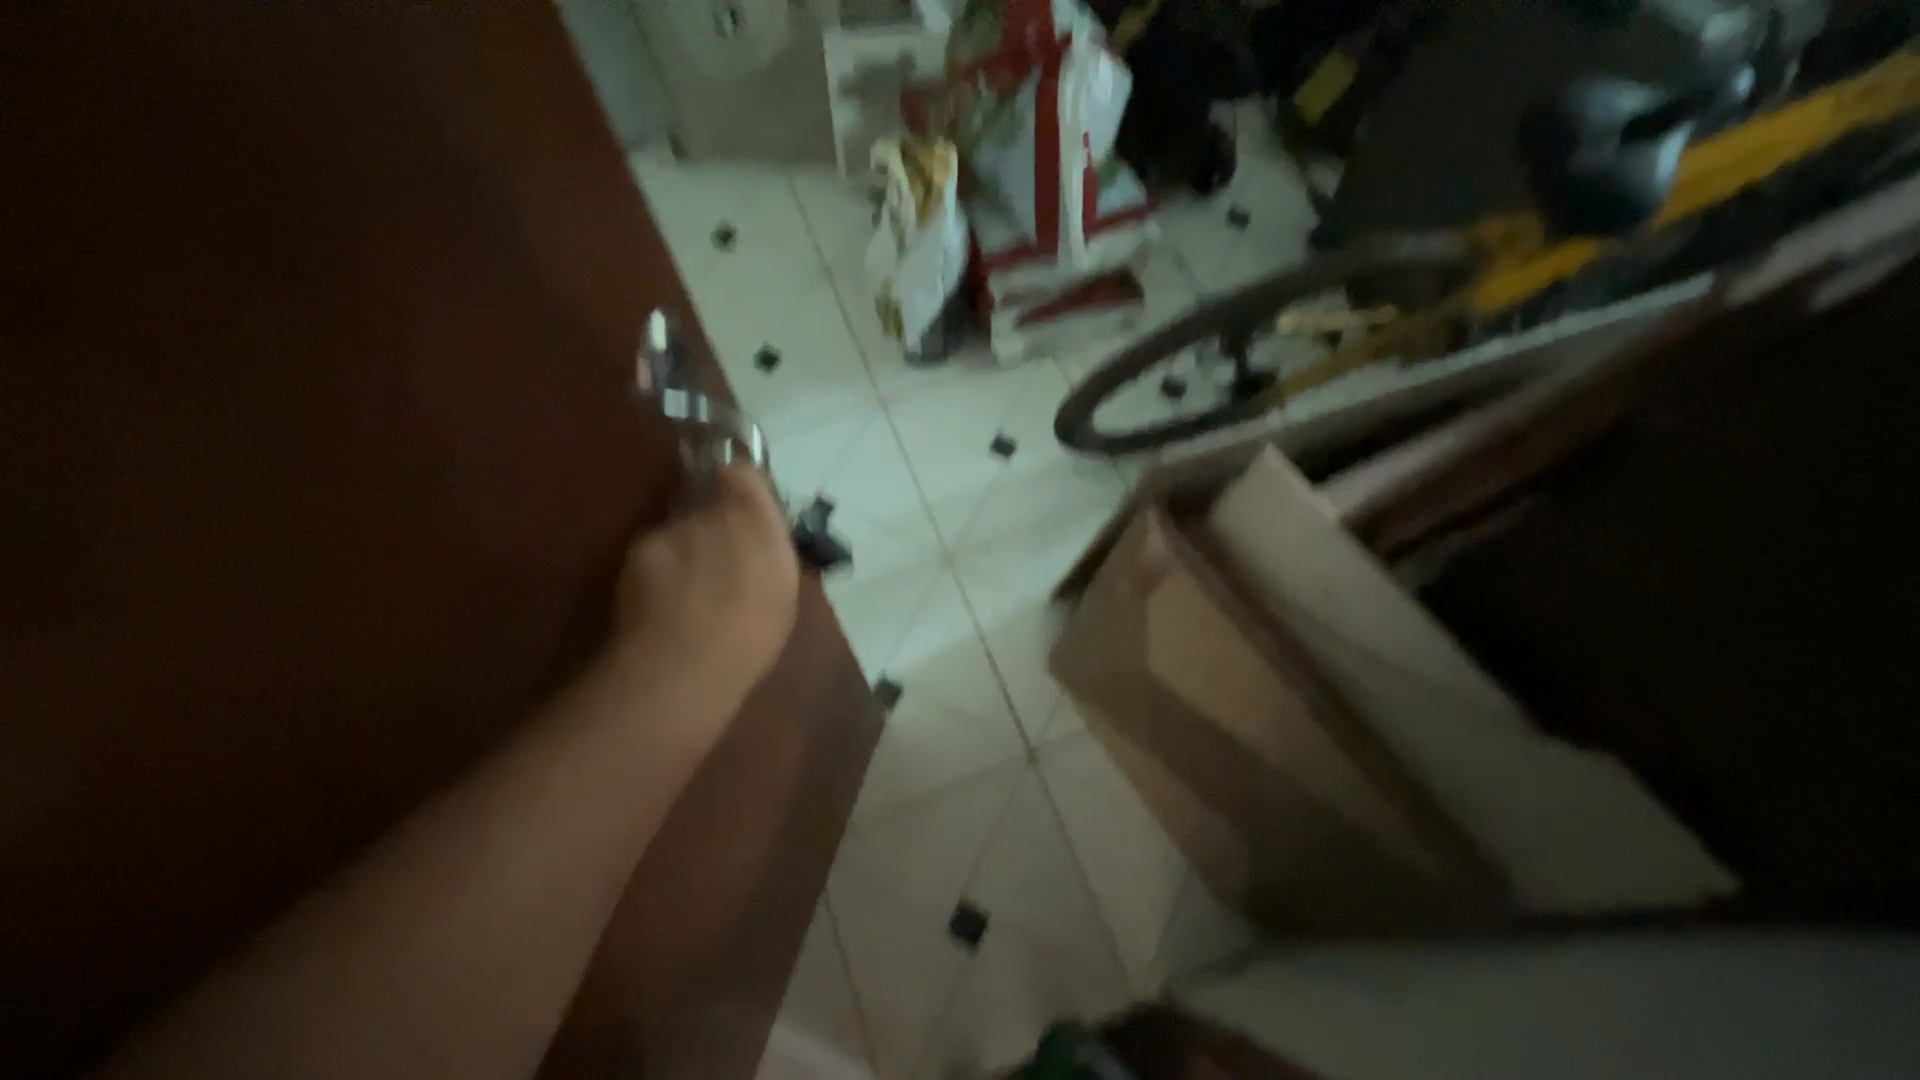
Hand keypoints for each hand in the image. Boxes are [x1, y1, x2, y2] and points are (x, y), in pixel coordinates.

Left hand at [616, 465, 799, 684]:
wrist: (685, 662)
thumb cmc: (751, 635)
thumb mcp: (782, 592)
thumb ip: (769, 552)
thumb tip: (761, 539)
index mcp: (757, 522)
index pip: (742, 473)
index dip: (740, 485)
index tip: (743, 506)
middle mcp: (712, 514)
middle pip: (708, 504)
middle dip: (712, 525)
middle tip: (717, 562)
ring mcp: (671, 530)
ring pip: (679, 530)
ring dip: (684, 550)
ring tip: (687, 592)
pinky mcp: (638, 551)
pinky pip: (654, 552)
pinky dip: (658, 570)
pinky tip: (661, 603)